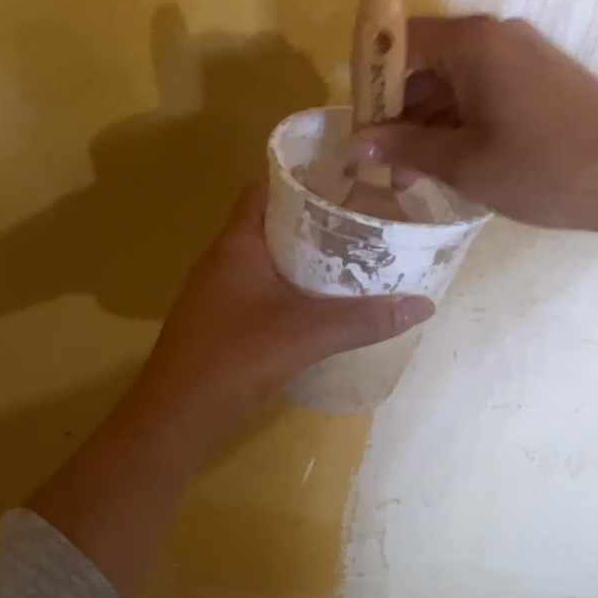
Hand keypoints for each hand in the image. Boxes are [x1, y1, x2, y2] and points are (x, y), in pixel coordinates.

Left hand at [132, 184, 434, 441]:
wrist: (174, 418)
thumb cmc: (236, 357)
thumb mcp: (308, 334)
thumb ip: (364, 319)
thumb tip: (423, 303)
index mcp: (237, 243)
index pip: (265, 189)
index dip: (301, 180)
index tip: (343, 181)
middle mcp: (222, 258)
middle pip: (268, 222)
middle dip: (311, 221)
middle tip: (359, 222)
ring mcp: (215, 291)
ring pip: (264, 258)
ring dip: (300, 257)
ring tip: (347, 259)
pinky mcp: (217, 321)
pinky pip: (257, 288)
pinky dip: (287, 287)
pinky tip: (316, 305)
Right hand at [349, 15, 597, 309]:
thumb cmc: (544, 168)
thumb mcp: (464, 163)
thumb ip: (403, 148)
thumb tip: (354, 143)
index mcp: (475, 42)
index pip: (401, 41)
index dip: (371, 80)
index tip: (358, 124)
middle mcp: (498, 36)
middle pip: (427, 62)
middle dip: (399, 112)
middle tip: (381, 163)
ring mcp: (525, 56)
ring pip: (456, 81)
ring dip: (428, 123)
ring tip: (411, 176)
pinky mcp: (544, 79)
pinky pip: (485, 89)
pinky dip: (461, 120)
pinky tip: (451, 162)